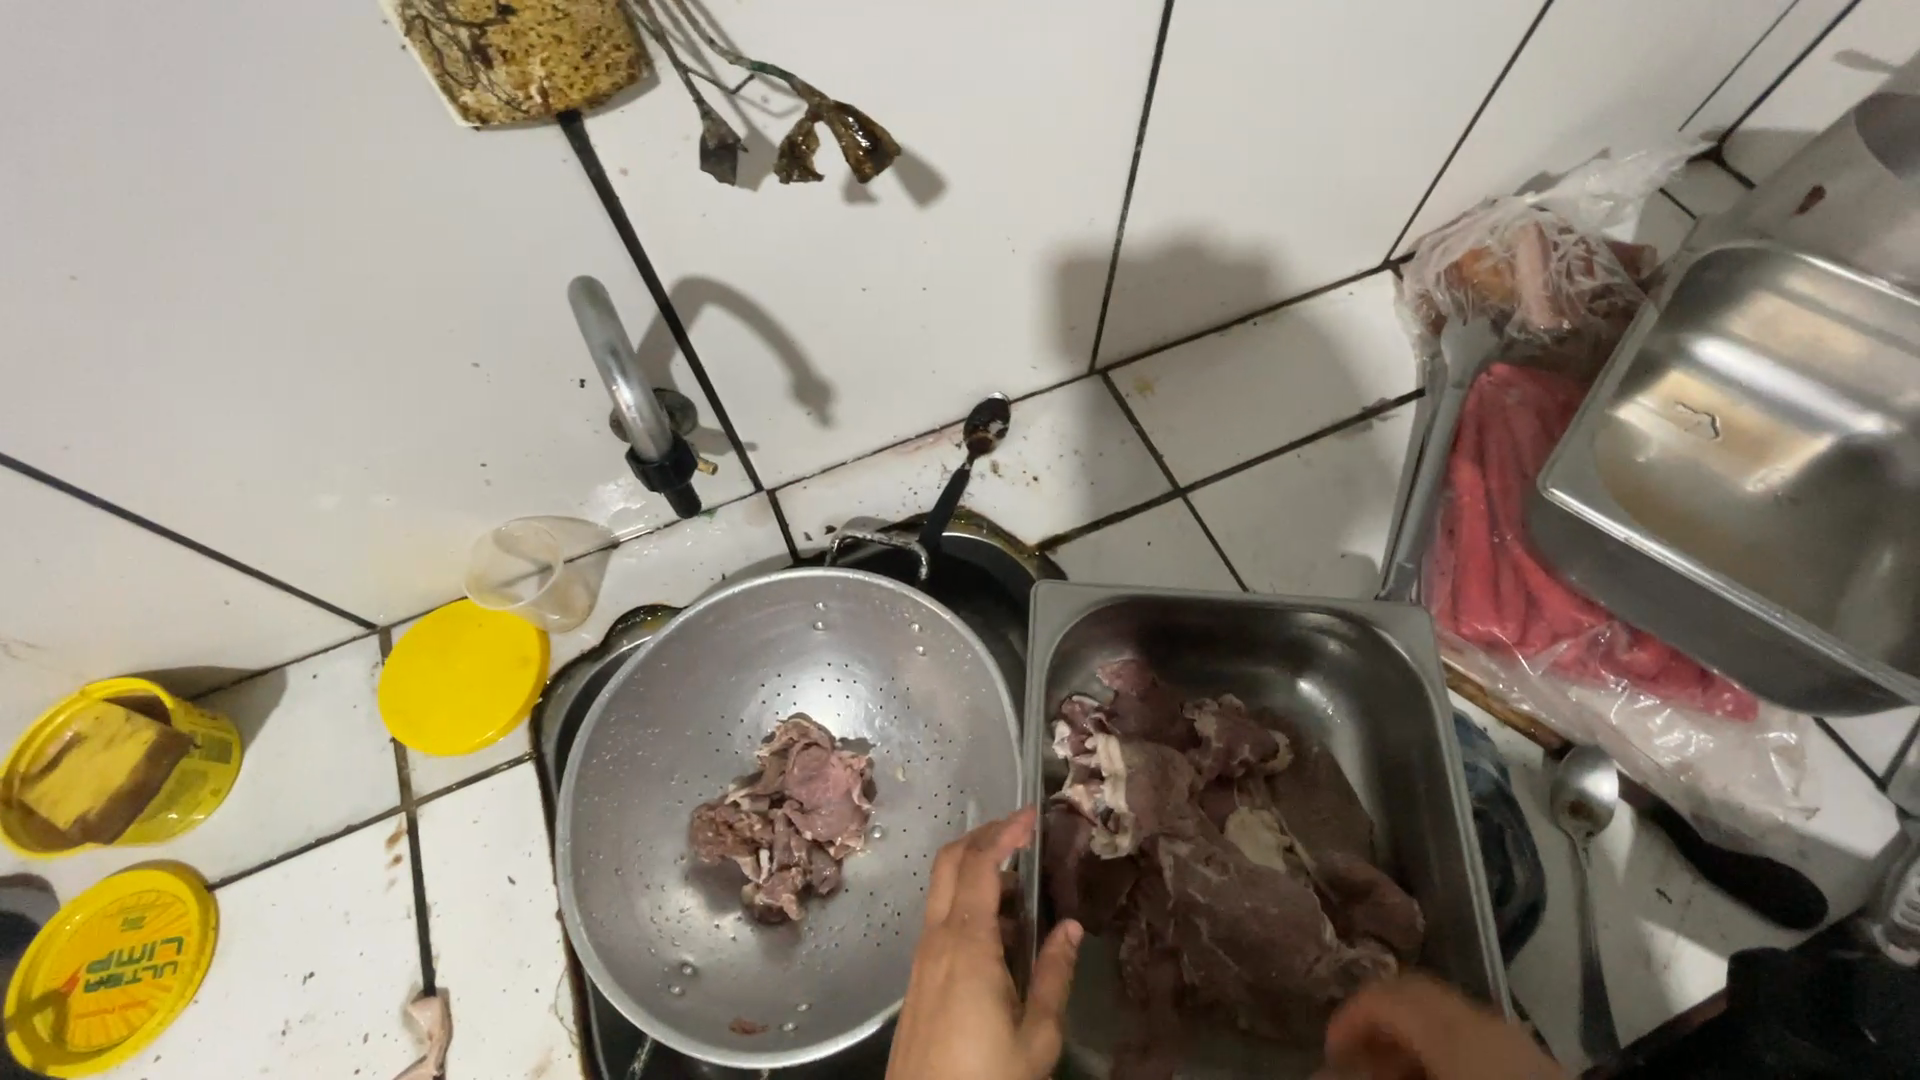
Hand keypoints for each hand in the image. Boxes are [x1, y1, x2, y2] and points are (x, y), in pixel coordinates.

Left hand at [885, 806, 1082, 1079]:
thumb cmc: (985, 1079)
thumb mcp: (1036, 1038)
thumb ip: (1054, 977)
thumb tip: (1070, 927)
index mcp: (967, 944)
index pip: (981, 864)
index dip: (1005, 832)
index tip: (1031, 815)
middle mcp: (937, 938)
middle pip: (950, 862)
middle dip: (984, 836)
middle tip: (1022, 833)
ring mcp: (922, 957)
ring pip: (944, 890)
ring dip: (978, 873)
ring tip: (1025, 893)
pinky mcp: (918, 977)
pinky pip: (942, 920)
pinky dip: (969, 906)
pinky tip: (1003, 936)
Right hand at [1322, 974, 1564, 1079]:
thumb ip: (1378, 1072)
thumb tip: (1327, 1070)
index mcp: (1452, 1028)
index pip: (1383, 995)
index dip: (1348, 1016)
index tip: (1329, 1050)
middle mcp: (1482, 1019)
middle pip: (1414, 994)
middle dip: (1378, 1020)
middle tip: (1356, 1056)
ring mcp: (1515, 1039)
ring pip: (1445, 1014)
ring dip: (1410, 1036)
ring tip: (1392, 1070)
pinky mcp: (1537, 1062)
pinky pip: (1475, 1037)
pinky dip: (1443, 1048)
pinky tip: (1435, 1075)